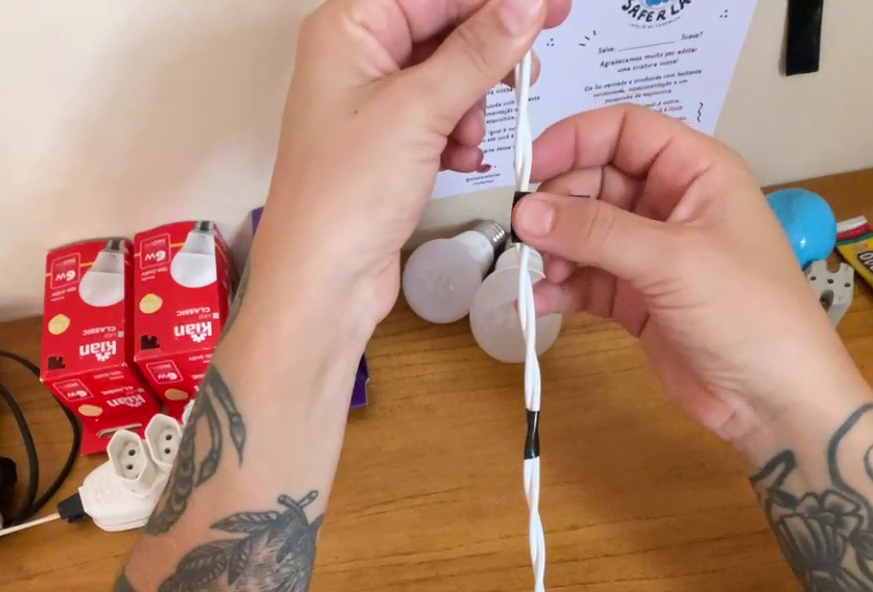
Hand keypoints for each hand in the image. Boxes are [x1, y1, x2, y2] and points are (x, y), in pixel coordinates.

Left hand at [247, 0, 568, 363]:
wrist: (324, 284)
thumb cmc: (341, 199)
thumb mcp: (418, 111)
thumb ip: (476, 52)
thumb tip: (525, 4)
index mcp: (347, 29)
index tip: (547, 2)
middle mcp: (355, 62)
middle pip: (441, 28)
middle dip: (485, 54)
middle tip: (529, 68)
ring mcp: (371, 110)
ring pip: (445, 79)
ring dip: (471, 104)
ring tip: (472, 138)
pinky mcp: (387, 152)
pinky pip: (438, 123)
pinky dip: (457, 138)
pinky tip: (461, 161)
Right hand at [512, 105, 872, 454]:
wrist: (769, 397)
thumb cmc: (744, 310)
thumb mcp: (671, 260)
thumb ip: (596, 233)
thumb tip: (524, 212)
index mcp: (695, 172)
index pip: (624, 131)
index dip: (574, 140)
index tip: (527, 170)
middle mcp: (669, 206)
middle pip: (597, 183)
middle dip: (560, 206)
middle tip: (527, 235)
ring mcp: (650, 257)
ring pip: (586, 236)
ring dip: (557, 251)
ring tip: (544, 275)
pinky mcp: (635, 302)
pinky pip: (587, 283)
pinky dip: (562, 290)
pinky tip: (541, 304)